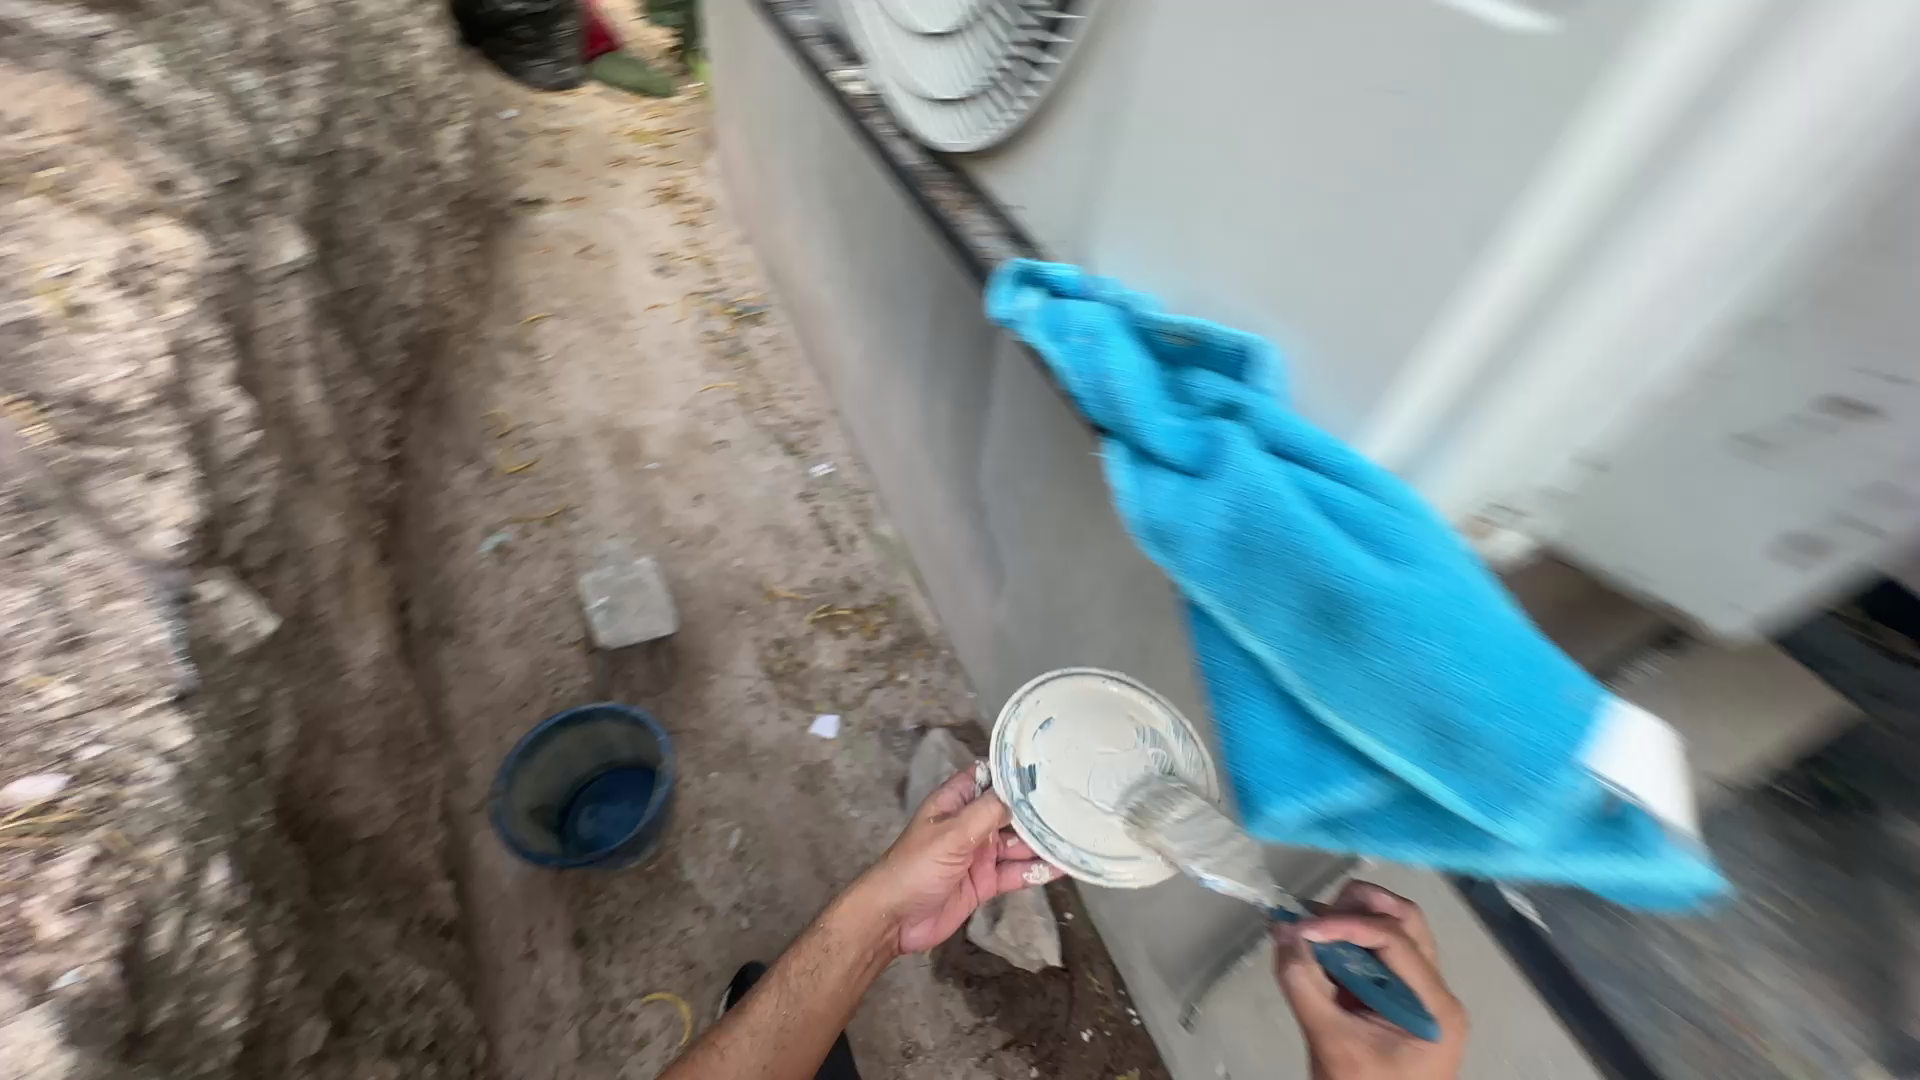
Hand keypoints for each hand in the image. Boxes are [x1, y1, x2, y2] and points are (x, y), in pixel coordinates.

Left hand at [852, 762, 1063, 954]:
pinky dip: (1036, 870)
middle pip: (1010, 811)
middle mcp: (971, 823)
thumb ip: (987, 813)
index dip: (1016, 772)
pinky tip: (1061, 866)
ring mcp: (980, 853)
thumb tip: (1020, 790)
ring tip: (1075, 833)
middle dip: (1037, 808)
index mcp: (957, 801)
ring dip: (1042, 841)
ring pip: (1018, 843)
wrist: (895, 919)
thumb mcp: (952, 834)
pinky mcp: (985, 882)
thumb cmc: (915, 866)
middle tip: (1074, 802)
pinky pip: (1016, 872)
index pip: (991, 777)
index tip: (1049, 764)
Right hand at [1274, 882, 1467, 1079]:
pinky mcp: (1397, 993)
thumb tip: (1281, 926)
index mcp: (1435, 1008)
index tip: (1301, 927)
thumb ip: (1302, 982)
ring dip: (1351, 916)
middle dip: (1357, 905)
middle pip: (1404, 920)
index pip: (1394, 939)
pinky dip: (1344, 935)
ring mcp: (1419, 991)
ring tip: (1311, 928)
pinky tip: (1313, 942)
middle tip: (1316, 915)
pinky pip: (1375, 947)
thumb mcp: (1329, 1042)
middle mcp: (1435, 991)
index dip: (1345, 923)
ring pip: (1393, 926)